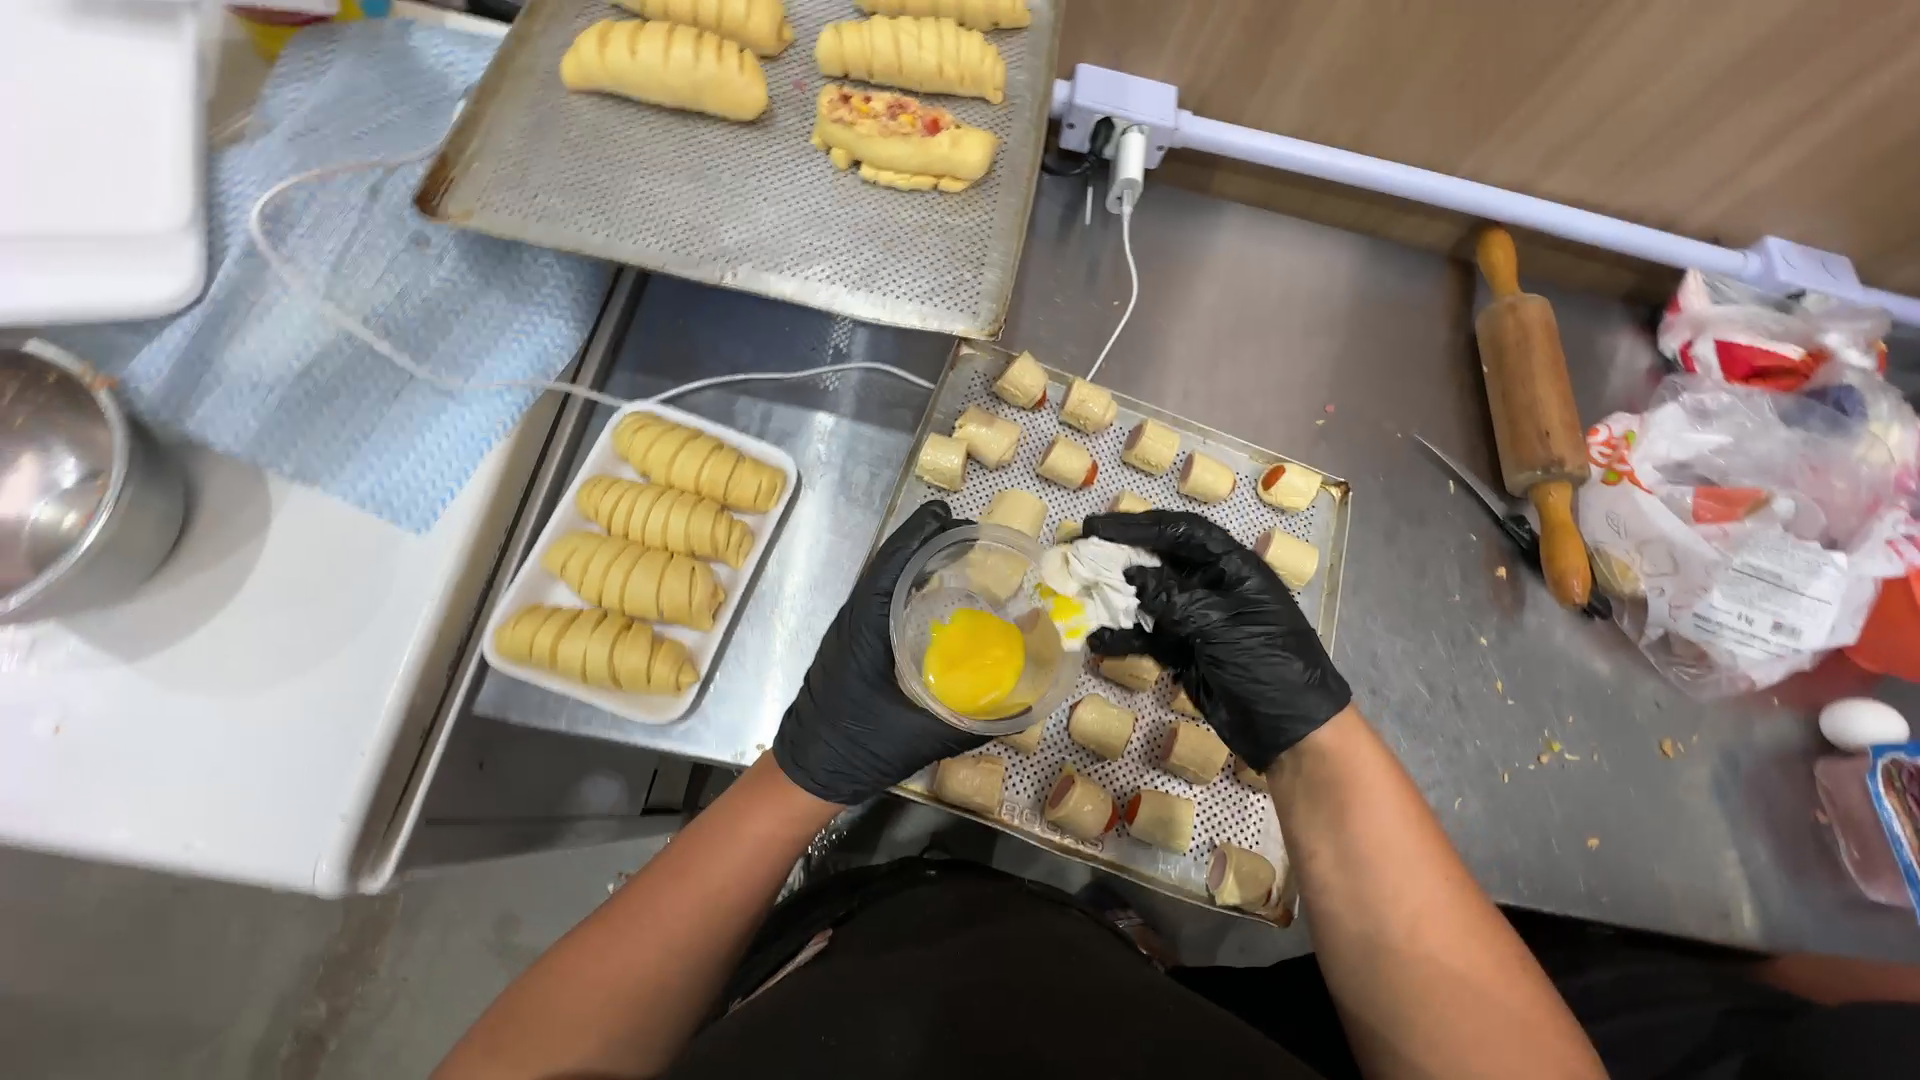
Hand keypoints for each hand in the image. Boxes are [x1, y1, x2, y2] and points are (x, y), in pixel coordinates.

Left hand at [772, 501, 987, 804]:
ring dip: (917, 561)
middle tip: (972, 537)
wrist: (810, 770)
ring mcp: (851, 629)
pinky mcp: (854, 643)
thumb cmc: (857, 747)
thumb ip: (971, 723)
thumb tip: (1021, 708)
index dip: (922, 535)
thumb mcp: (921, 735)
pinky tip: (937, 597)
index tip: (957, 520)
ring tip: (959, 554)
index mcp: (865, 626)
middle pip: (890, 563)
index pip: (892, 564)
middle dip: (928, 542)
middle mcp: (855, 618)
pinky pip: (884, 600)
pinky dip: (909, 586)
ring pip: (885, 580)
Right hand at [1082, 510, 1349, 770]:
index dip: (1139, 524)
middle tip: (1078, 549)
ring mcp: (1195, 619)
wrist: (1290, 730)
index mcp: (1232, 567)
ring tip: (1078, 591)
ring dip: (1114, 595)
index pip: (1180, 532)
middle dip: (1119, 554)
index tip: (1097, 526)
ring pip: (1147, 597)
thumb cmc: (1268, 664)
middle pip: (1158, 558)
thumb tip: (1130, 574)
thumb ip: (1174, 598)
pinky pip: (1145, 635)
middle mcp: (1211, 586)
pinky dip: (1121, 636)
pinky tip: (1096, 641)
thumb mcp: (1222, 625)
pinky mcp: (1183, 651)